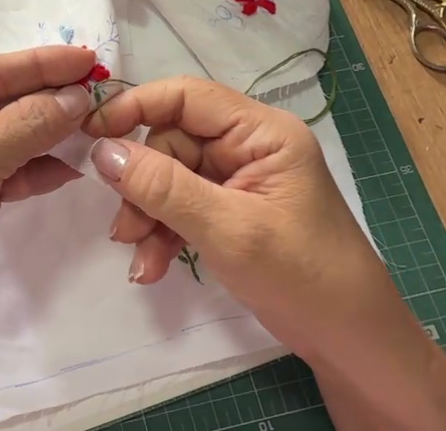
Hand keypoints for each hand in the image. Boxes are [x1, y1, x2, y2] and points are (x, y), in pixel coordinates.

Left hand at [0, 46, 97, 331]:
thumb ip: (27, 123)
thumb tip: (79, 96)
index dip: (43, 63)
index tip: (91, 57)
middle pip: (6, 97)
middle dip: (52, 98)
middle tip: (104, 91)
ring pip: (14, 132)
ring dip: (52, 134)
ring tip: (98, 127)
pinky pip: (13, 166)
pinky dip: (40, 168)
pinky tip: (73, 168)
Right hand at [84, 78, 408, 361]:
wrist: (354, 349)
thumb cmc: (303, 277)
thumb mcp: (228, 230)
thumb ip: (162, 186)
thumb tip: (100, 151)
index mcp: (261, 131)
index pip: (185, 96)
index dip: (134, 108)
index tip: (91, 135)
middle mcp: (248, 144)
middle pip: (170, 140)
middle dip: (141, 183)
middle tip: (122, 226)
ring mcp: (239, 177)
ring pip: (169, 175)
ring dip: (147, 213)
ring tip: (137, 256)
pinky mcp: (231, 209)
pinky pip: (181, 204)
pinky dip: (162, 231)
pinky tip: (152, 266)